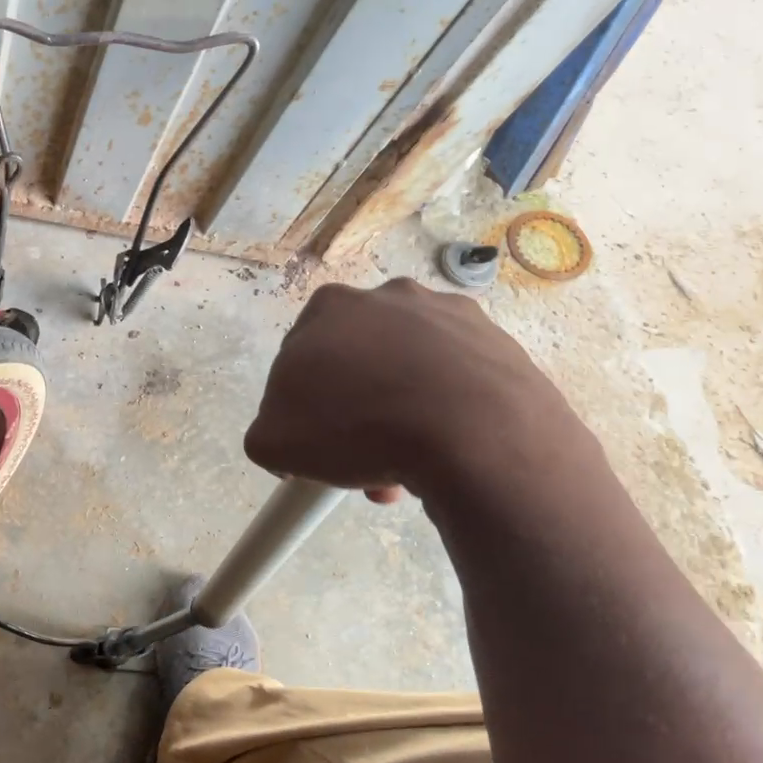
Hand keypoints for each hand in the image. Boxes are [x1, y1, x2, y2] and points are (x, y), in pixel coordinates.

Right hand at [244, 278, 584, 499]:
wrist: (472, 433)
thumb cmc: (353, 428)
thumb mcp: (269, 443)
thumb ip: (266, 429)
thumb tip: (292, 431)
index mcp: (328, 308)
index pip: (296, 361)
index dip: (297, 406)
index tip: (309, 441)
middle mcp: (388, 297)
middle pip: (355, 363)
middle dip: (351, 409)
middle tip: (352, 458)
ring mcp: (449, 314)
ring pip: (405, 373)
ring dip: (395, 414)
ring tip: (398, 464)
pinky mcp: (497, 340)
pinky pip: (452, 380)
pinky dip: (439, 411)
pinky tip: (437, 450)